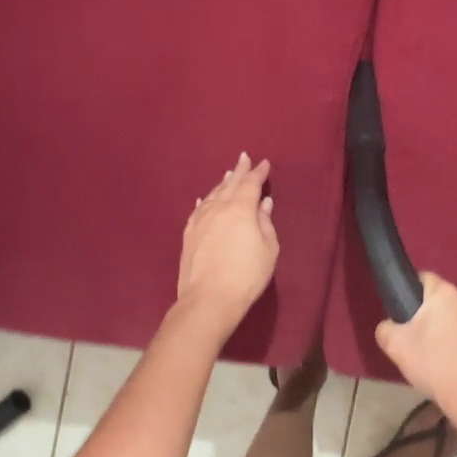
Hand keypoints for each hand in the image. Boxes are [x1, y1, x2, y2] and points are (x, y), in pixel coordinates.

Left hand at [178, 153, 278, 330]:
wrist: (208, 298)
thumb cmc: (247, 274)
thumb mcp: (268, 248)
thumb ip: (265, 223)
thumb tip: (263, 203)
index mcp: (241, 209)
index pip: (251, 184)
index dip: (258, 173)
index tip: (264, 163)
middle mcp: (219, 209)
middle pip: (230, 184)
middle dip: (239, 171)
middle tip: (244, 158)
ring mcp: (200, 221)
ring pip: (212, 195)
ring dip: (221, 183)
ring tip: (227, 174)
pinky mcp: (189, 235)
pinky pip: (197, 210)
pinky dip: (203, 201)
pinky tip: (203, 199)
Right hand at [375, 273, 456, 432]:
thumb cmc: (435, 365)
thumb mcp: (396, 347)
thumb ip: (386, 328)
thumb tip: (389, 324)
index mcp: (444, 293)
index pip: (424, 279)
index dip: (412, 293)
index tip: (406, 315)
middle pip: (445, 301)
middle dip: (434, 316)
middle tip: (422, 342)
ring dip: (455, 330)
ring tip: (446, 357)